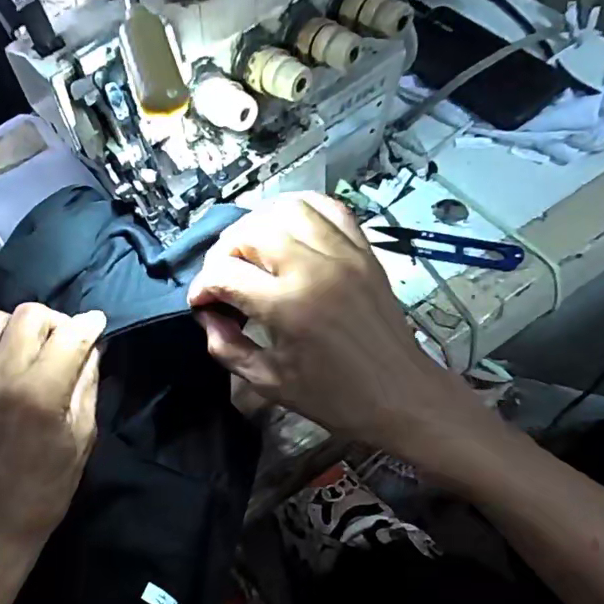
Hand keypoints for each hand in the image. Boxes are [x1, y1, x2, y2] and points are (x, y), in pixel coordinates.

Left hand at [0, 303, 105, 566]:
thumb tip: (90, 346)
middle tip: (64, 341)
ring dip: (19, 326)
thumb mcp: (82, 436)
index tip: (97, 325)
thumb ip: (87, 383)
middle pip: (29, 315)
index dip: (90, 325)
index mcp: (39, 394)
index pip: (69, 335)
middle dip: (55, 322)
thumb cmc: (48, 487)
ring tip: (30, 348)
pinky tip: (2, 364)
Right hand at [186, 193, 521, 485]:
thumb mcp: (267, 381)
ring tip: (251, 252)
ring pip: (285, 208)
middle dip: (223, 252)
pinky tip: (286, 231)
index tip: (201, 303)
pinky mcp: (363, 250)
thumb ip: (226, 346)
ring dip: (257, 225)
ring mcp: (343, 253)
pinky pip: (326, 207)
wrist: (402, 396)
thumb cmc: (334, 397)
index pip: (224, 273)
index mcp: (289, 307)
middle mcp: (314, 269)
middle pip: (249, 231)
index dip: (202, 287)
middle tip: (223, 277)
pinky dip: (298, 210)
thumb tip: (207, 316)